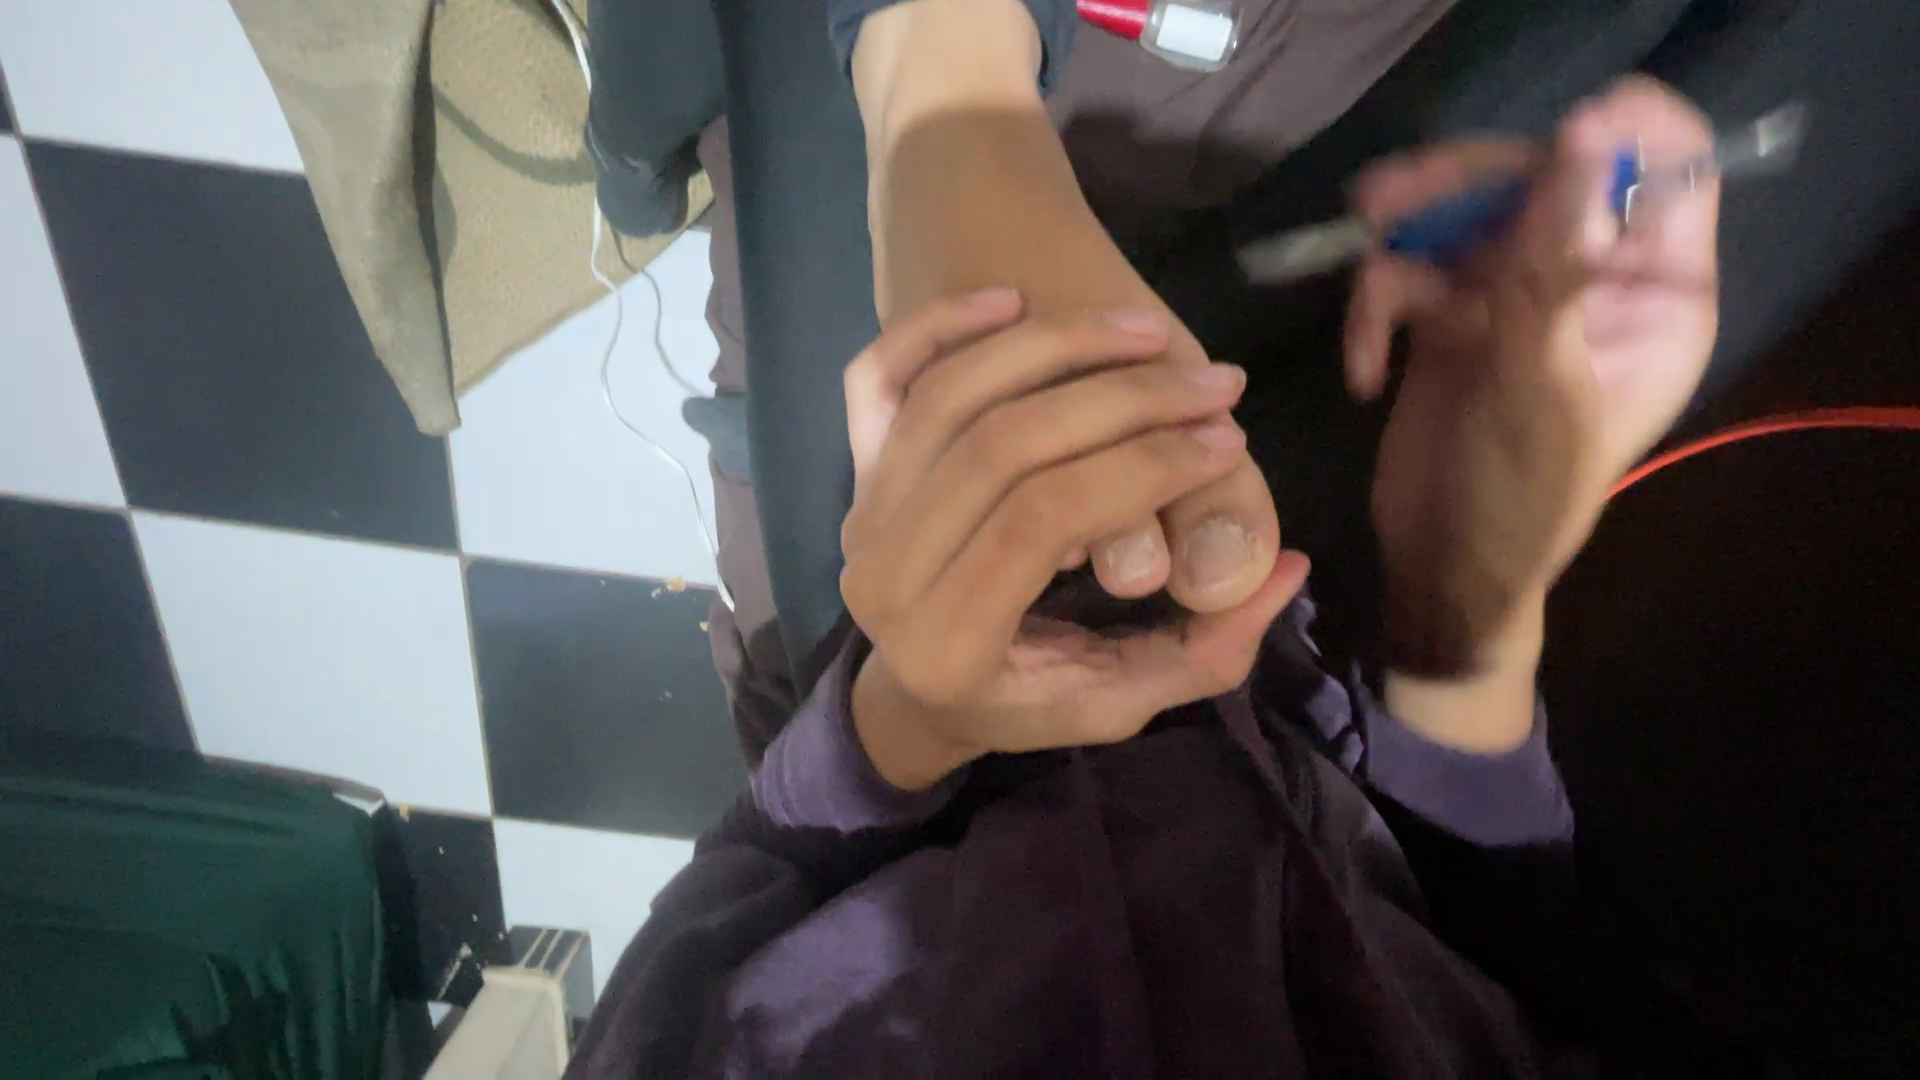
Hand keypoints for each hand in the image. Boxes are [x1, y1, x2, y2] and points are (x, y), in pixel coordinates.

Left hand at [840, 289, 1309, 788]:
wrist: (910, 691)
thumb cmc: (1016, 702)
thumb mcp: (1118, 704)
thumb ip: (1204, 651)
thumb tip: (1285, 565)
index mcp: (946, 643)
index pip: (1041, 520)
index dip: (1141, 469)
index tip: (1224, 441)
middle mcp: (884, 573)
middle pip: (1000, 447)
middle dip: (1121, 402)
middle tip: (1213, 385)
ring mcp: (860, 513)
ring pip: (951, 397)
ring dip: (1053, 345)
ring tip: (1145, 332)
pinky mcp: (854, 473)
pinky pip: (879, 376)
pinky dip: (937, 327)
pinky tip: (1009, 300)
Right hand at [1345, 77, 1719, 681]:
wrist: (1438, 565)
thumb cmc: (1515, 499)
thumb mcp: (1538, 390)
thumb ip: (1550, 273)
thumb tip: (1578, 140)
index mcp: (1648, 293)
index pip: (1654, 170)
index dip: (1601, 140)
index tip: (1529, 150)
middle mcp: (1579, 283)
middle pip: (1530, 184)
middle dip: (1455, 189)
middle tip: (1378, 202)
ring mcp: (1503, 302)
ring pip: (1452, 225)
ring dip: (1395, 252)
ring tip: (1361, 293)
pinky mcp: (1437, 327)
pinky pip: (1399, 283)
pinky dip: (1370, 321)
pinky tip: (1363, 375)